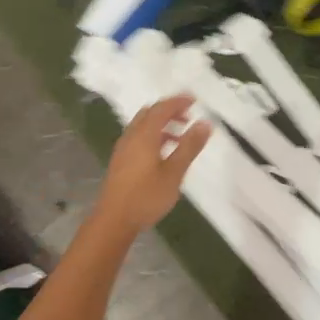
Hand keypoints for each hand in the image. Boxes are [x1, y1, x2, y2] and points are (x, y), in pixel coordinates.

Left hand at [92, 96, 211, 234]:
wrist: (114, 219)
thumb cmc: (146, 196)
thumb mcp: (174, 173)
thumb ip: (189, 147)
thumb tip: (205, 123)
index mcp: (144, 135)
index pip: (162, 108)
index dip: (178, 101)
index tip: (195, 100)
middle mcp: (131, 136)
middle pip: (150, 113)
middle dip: (169, 111)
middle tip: (188, 117)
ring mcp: (123, 148)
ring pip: (143, 126)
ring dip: (161, 125)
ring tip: (180, 137)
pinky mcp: (121, 161)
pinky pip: (138, 138)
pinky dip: (153, 136)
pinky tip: (164, 153)